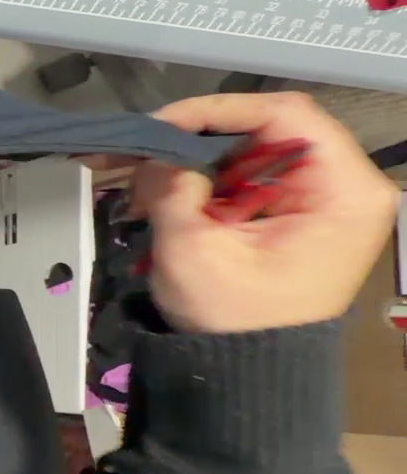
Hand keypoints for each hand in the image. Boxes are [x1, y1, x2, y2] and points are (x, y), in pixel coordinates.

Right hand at [134, 91, 399, 333]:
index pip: (286, 116)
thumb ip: (175, 192)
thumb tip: (156, 154)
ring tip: (136, 181)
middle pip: (264, 132)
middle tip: (134, 154)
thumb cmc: (231, 313)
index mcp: (340, 190)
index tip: (157, 124)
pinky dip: (195, 181)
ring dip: (187, 162)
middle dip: (192, 139)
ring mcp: (314, 200)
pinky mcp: (288, 213)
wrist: (247, 363)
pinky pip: (241, 179)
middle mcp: (339, 185)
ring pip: (245, 154)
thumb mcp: (193, 250)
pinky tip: (156, 196)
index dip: (217, 110)